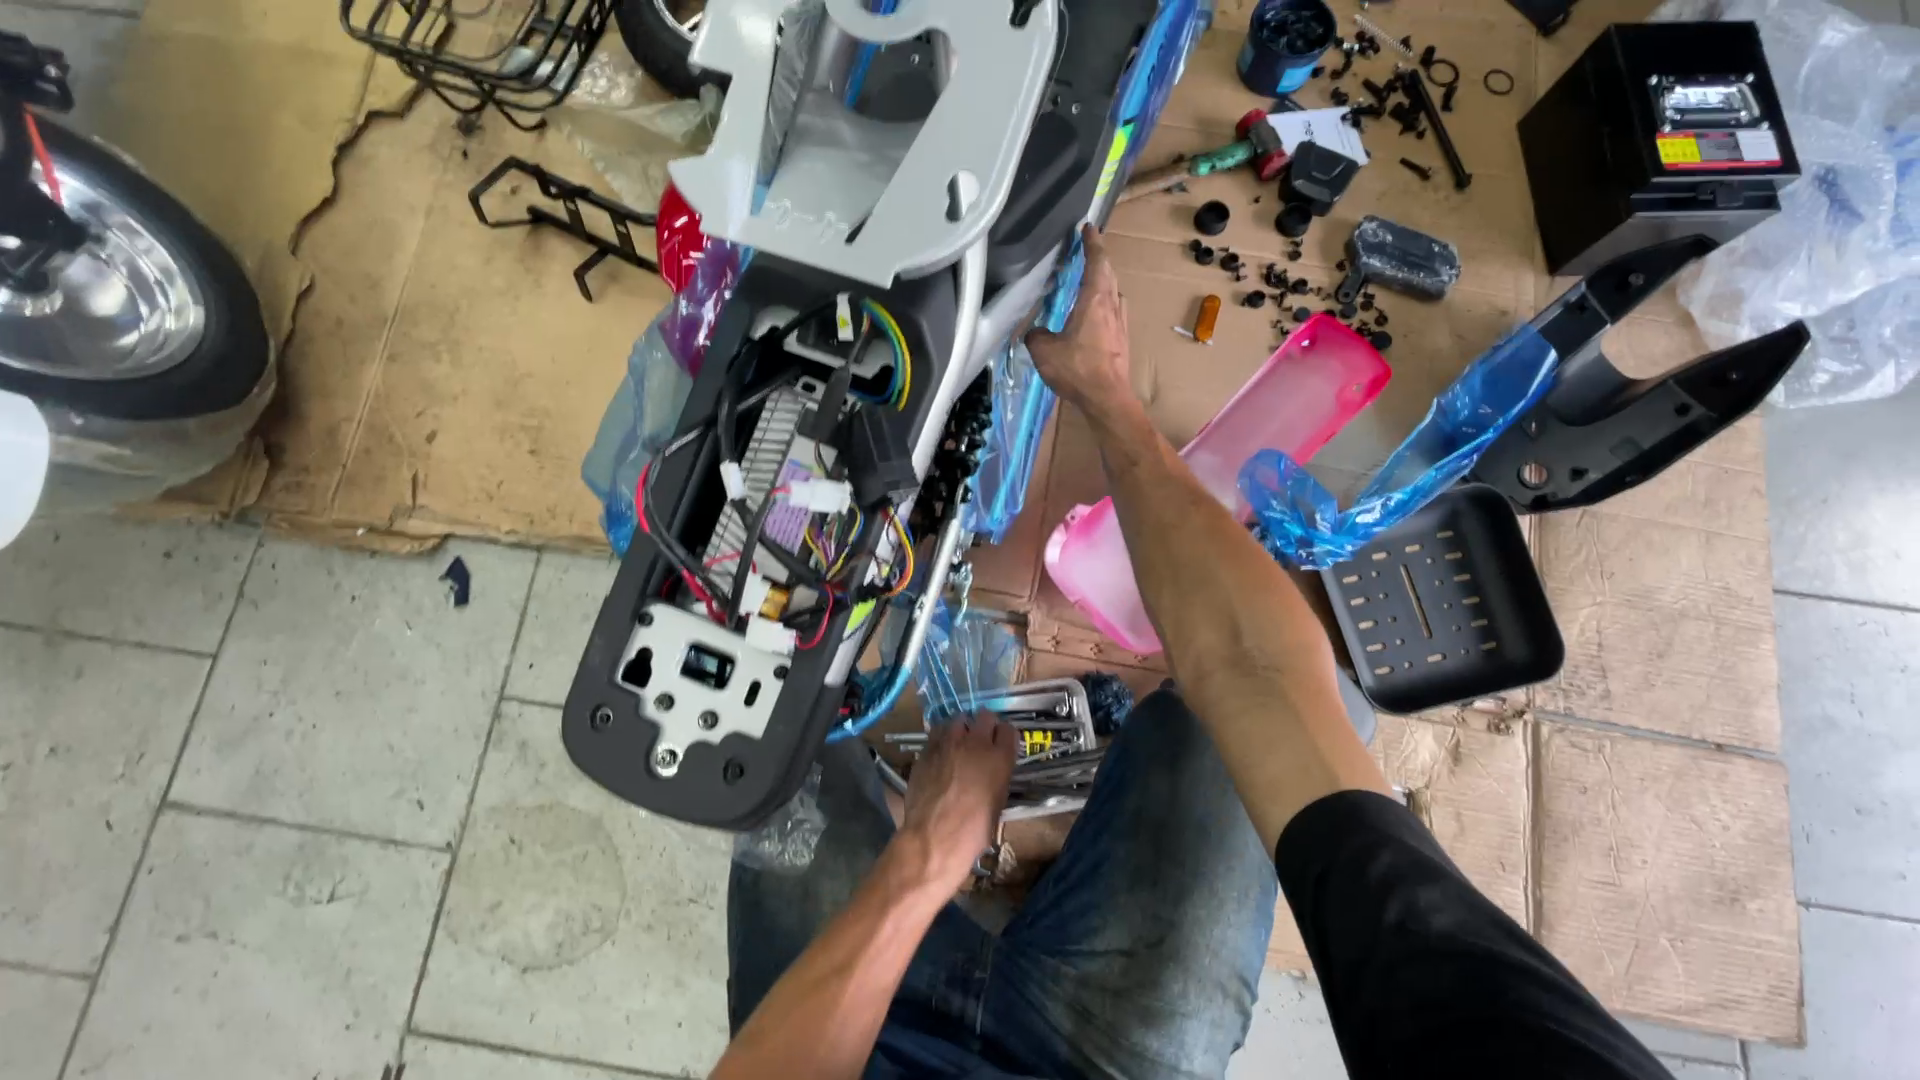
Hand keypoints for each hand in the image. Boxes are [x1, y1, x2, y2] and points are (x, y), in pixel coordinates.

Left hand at [891, 714, 1017, 893]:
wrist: (935, 836)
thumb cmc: (974, 830)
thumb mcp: (997, 803)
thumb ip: (997, 777)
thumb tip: (990, 773)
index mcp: (1000, 758)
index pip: (1008, 730)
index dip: (1004, 736)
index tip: (1000, 743)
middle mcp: (976, 743)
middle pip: (985, 716)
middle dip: (984, 725)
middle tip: (980, 739)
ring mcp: (949, 743)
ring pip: (958, 719)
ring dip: (961, 728)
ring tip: (958, 742)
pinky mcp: (927, 749)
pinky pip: (937, 733)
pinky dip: (942, 739)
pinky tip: (940, 753)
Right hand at [1025, 224, 1133, 422]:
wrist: (1107, 399)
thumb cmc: (1077, 370)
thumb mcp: (1044, 351)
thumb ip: (1036, 335)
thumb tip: (1034, 332)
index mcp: (1094, 300)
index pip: (1096, 262)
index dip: (1092, 243)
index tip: (1089, 228)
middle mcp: (1112, 306)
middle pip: (1108, 274)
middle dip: (1099, 259)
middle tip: (1089, 249)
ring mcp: (1121, 324)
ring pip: (1114, 292)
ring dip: (1104, 281)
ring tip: (1092, 280)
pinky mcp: (1122, 340)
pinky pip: (1115, 311)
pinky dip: (1106, 303)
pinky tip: (1098, 313)